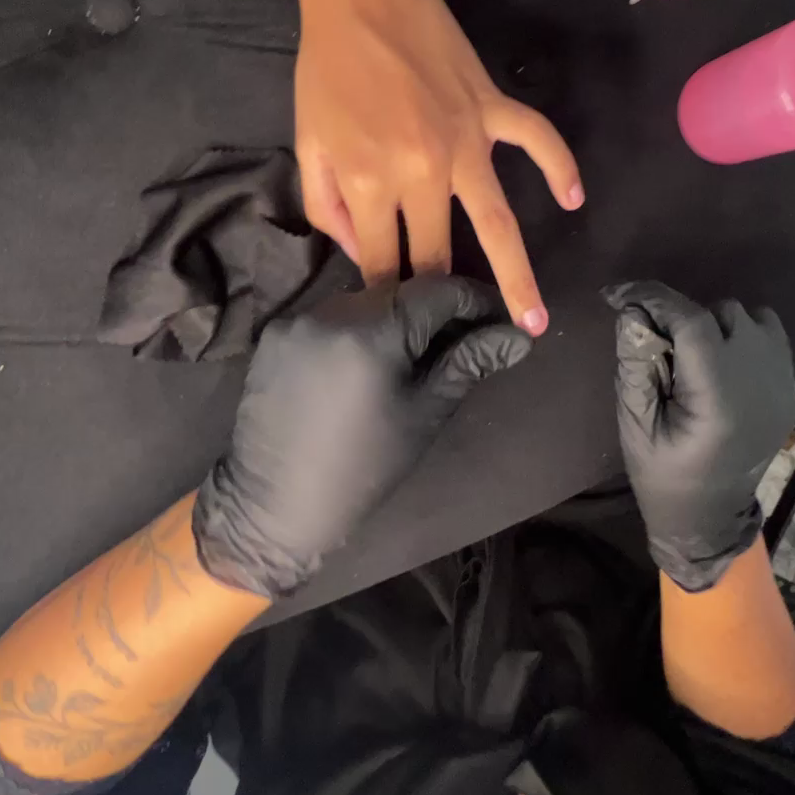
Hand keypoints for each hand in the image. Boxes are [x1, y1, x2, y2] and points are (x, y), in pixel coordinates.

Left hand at [194, 275, 531, 597]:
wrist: (274, 504)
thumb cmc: (364, 467)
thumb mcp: (425, 413)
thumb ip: (469, 362)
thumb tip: (520, 337)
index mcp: (372, 330)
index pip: (439, 290)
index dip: (475, 300)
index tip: (497, 319)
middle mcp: (331, 310)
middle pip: (400, 291)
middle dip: (435, 310)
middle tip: (461, 339)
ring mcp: (298, 318)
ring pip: (365, 301)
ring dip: (394, 318)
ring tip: (412, 354)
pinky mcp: (276, 332)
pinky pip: (331, 317)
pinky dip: (357, 329)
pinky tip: (366, 363)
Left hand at [294, 0, 582, 335]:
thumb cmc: (328, 72)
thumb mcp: (308, 142)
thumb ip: (326, 205)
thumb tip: (360, 252)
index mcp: (371, 183)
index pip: (383, 260)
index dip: (384, 295)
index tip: (394, 318)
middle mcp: (425, 173)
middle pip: (438, 253)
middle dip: (442, 297)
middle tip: (453, 330)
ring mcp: (467, 142)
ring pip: (498, 221)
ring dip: (517, 276)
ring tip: (533, 322)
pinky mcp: (493, 109)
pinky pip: (538, 140)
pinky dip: (560, 167)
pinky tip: (576, 198)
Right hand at [604, 282, 794, 591]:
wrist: (709, 518)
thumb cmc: (662, 475)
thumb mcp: (635, 425)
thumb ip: (636, 365)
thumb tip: (633, 312)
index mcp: (719, 398)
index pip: (692, 322)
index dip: (654, 298)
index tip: (620, 295)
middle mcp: (759, 381)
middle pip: (721, 313)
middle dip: (681, 317)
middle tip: (654, 341)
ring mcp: (781, 383)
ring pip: (749, 317)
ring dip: (713, 324)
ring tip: (689, 353)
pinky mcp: (788, 387)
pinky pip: (769, 334)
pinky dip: (742, 334)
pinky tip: (719, 358)